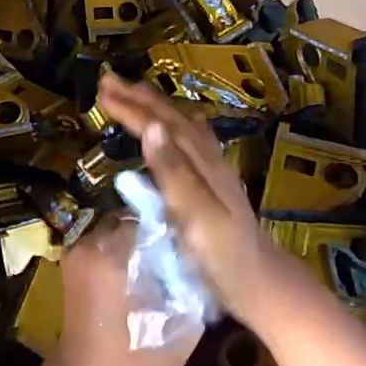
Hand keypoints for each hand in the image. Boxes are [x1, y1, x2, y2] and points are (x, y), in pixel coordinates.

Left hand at [36, 217, 196, 365]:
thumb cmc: (135, 364)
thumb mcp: (180, 324)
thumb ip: (191, 282)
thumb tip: (201, 256)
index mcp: (111, 254)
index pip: (150, 218)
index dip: (174, 228)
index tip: (194, 239)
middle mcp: (88, 245)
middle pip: (129, 221)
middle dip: (154, 233)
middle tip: (180, 251)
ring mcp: (75, 255)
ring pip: (114, 232)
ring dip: (136, 243)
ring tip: (164, 263)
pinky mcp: (70, 268)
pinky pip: (101, 247)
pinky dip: (120, 253)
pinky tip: (143, 274)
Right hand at [93, 72, 278, 319]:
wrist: (263, 285)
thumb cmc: (225, 256)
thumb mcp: (196, 216)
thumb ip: (174, 172)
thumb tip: (151, 128)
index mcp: (200, 163)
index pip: (160, 125)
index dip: (130, 107)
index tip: (102, 91)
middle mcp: (208, 159)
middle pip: (172, 118)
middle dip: (139, 97)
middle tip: (108, 81)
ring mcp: (213, 171)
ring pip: (181, 125)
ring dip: (154, 106)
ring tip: (133, 93)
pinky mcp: (214, 185)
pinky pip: (188, 140)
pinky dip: (171, 125)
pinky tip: (168, 130)